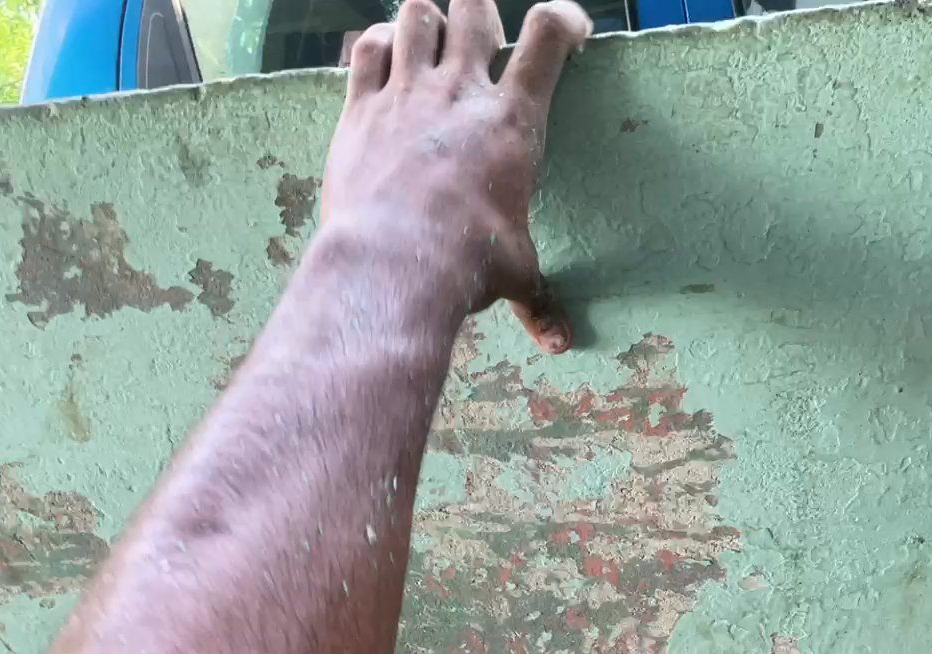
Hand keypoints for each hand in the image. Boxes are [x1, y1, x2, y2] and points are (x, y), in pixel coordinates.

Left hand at [320, 0, 590, 353]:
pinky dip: (376, 44)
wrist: (396, 263)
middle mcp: (461, 93)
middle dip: (481, 12)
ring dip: (427, 20)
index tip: (571, 29)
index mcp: (513, 124)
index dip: (564, 20)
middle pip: (474, 8)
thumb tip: (561, 343)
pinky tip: (382, 58)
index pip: (547, 39)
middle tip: (482, 38)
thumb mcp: (515, 278)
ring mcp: (407, 94)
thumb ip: (538, 300)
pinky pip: (365, 49)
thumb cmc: (469, 265)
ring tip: (429, 43)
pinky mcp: (360, 109)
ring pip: (416, 14)